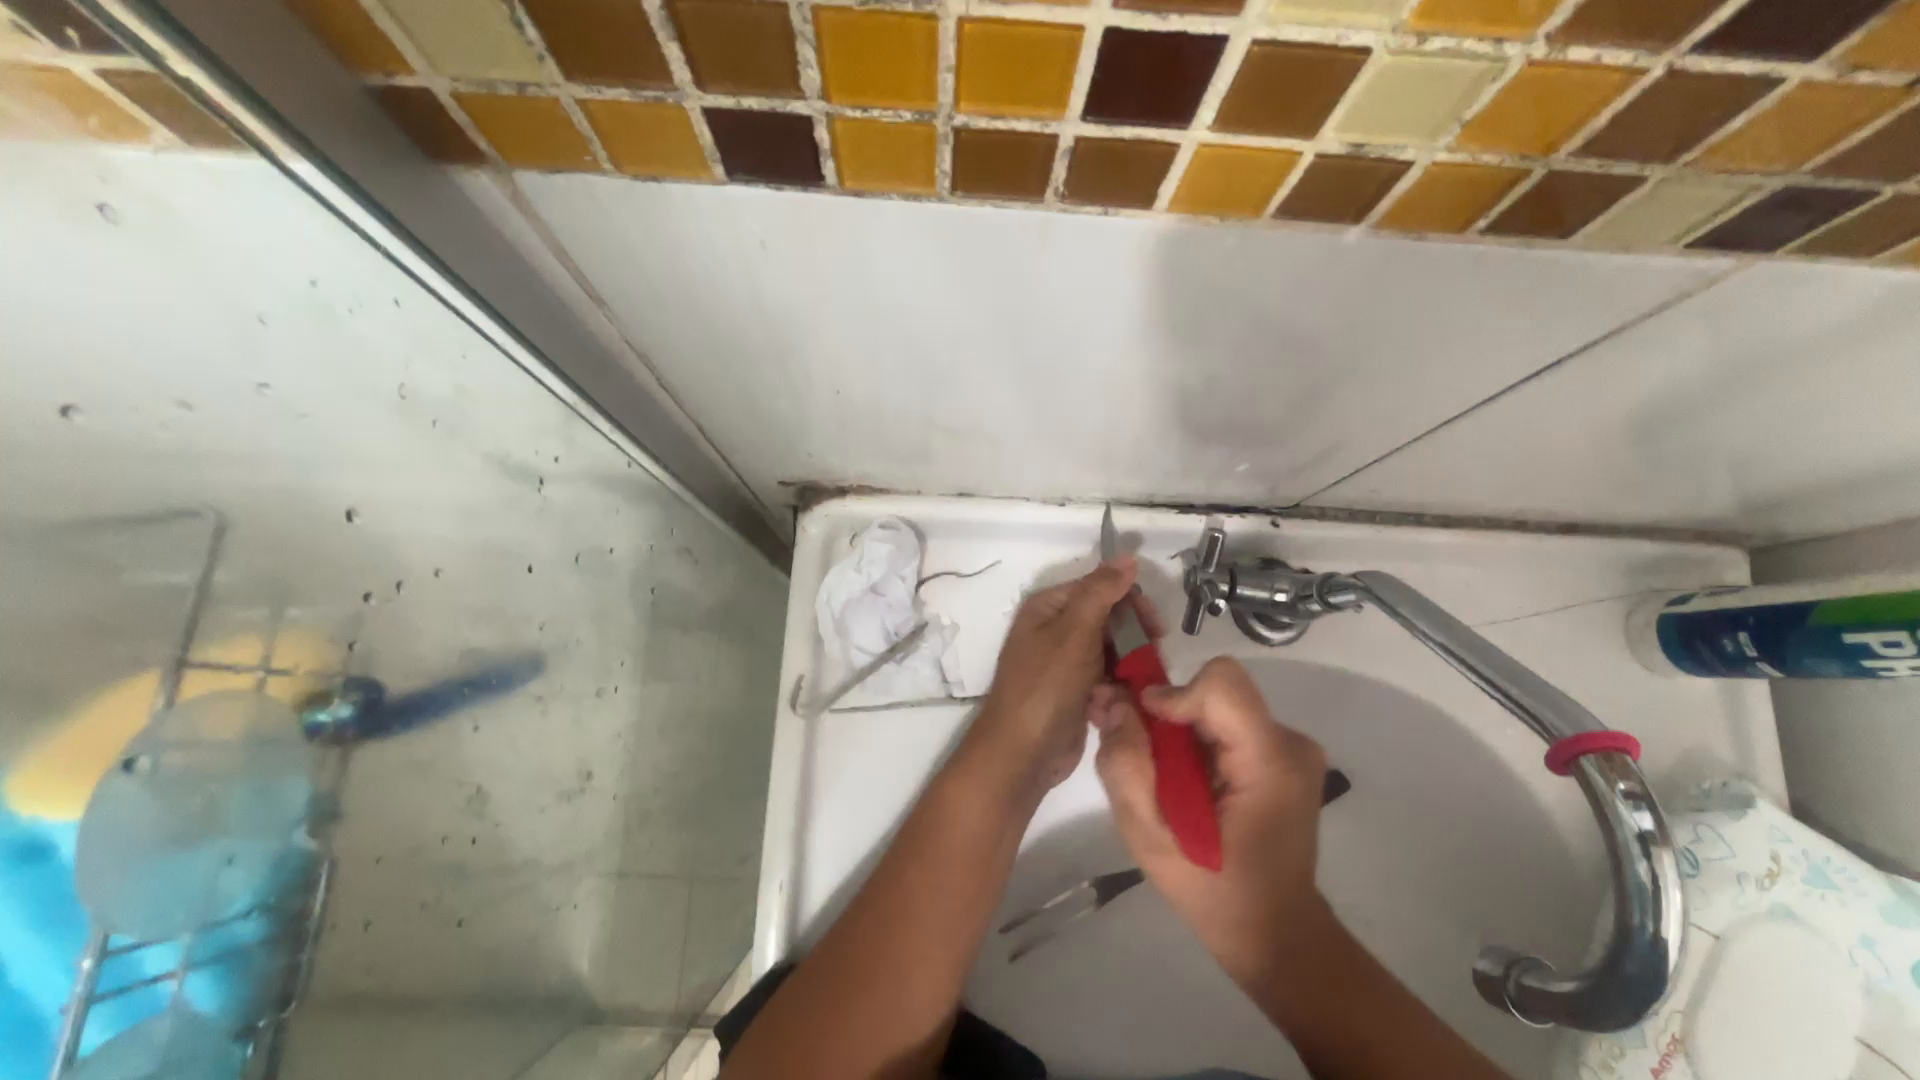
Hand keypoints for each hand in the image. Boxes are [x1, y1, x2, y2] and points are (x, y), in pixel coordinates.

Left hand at [971, 558, 1138, 792]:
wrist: (1023, 752)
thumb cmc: (1045, 686)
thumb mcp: (1073, 632)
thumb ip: (1101, 592)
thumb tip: (1127, 557)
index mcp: (1048, 608)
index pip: (1099, 588)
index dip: (1131, 602)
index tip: (1157, 628)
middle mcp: (1055, 630)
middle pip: (1109, 619)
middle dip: (1134, 637)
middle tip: (1154, 657)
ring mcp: (1065, 663)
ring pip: (1113, 651)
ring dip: (1129, 665)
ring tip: (1140, 684)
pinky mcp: (1076, 692)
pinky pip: (1107, 678)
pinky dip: (1118, 687)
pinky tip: (1123, 701)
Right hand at [1089, 656, 1331, 994]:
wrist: (1274, 931)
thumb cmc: (1213, 892)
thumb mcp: (1150, 839)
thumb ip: (1127, 768)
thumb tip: (1118, 704)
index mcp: (1268, 762)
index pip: (1221, 683)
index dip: (1173, 694)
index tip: (1140, 725)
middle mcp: (1290, 743)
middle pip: (1216, 692)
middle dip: (1166, 713)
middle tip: (1125, 742)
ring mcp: (1291, 750)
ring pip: (1217, 706)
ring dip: (1179, 730)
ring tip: (1156, 776)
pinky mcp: (1283, 758)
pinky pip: (1228, 724)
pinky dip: (1196, 742)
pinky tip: (1183, 783)